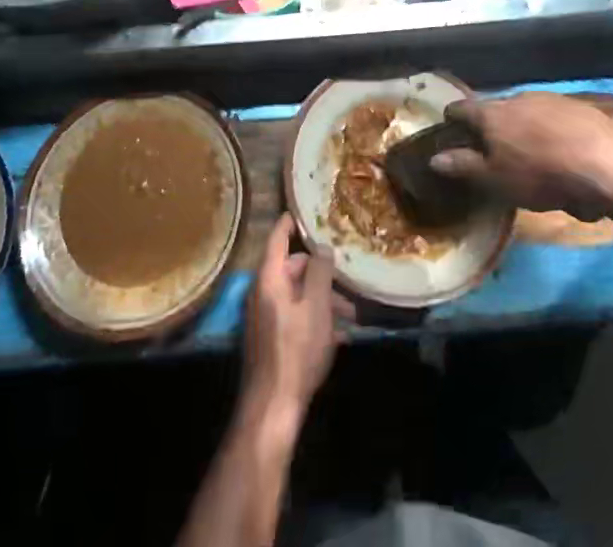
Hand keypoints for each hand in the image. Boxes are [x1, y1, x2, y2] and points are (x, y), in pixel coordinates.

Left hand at [242, 213, 350, 419]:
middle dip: (320, 273)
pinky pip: (293, 314)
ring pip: (296, 294)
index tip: (301, 211)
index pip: (277, 239)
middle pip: (291, 268)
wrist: (274, 402)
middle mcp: (261, 291)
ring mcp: (263, 314)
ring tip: (351, 316)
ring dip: (322, 299)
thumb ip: (319, 273)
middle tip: (348, 280)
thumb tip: (321, 248)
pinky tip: (338, 335)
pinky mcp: (269, 335)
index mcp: (269, 278)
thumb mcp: (316, 307)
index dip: (290, 223)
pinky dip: (314, 317)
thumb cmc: (297, 349)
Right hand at [432, 92, 612, 217]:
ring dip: (533, 130)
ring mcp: (557, 97)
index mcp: (492, 113)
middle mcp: (520, 97)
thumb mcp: (496, 180)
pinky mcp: (591, 103)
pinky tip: (579, 153)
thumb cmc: (544, 174)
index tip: (450, 128)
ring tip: (545, 158)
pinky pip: (567, 117)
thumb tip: (434, 158)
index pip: (461, 108)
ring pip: (535, 112)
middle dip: (497, 127)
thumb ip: (464, 166)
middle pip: (499, 109)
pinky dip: (565, 131)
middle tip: (501, 152)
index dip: (453, 118)